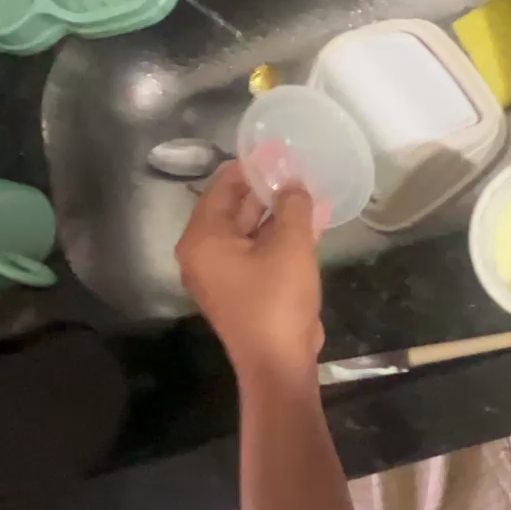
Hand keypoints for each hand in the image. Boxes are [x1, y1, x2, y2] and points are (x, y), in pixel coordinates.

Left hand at [176, 161, 323, 384]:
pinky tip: (307, 219)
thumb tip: (293, 185)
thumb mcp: (290, 244)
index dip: (250, 165)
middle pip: (233, 207)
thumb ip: (292, 206)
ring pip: (249, 228)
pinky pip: (258, 249)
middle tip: (295, 164)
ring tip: (306, 186)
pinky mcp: (243, 287)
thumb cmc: (277, 299)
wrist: (279, 361)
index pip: (221, 187)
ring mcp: (223, 273)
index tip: (276, 148)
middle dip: (265, 186)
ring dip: (275, 210)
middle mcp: (205, 253)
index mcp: (204, 239)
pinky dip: (278, 233)